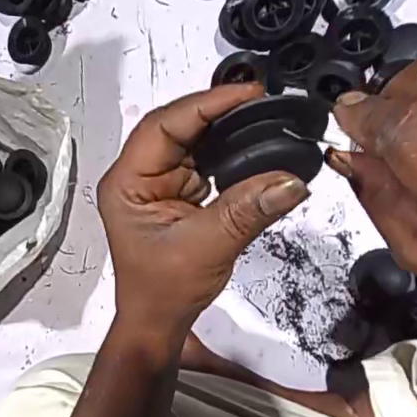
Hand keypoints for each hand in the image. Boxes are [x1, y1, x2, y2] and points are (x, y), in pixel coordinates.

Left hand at [100, 84, 309, 338]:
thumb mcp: (206, 247)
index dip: (206, 104)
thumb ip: (248, 210)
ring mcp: (160, 185)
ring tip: (261, 121)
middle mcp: (140, 177)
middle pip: (180, 127)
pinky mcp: (180, 196)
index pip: (165, 125)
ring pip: (196, 143)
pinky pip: (208, 164)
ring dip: (228, 135)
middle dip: (220, 114)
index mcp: (128, 183)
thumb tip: (288, 181)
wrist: (159, 322)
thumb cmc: (161, 292)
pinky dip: (231, 158)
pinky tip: (252, 150)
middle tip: (260, 101)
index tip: (245, 93)